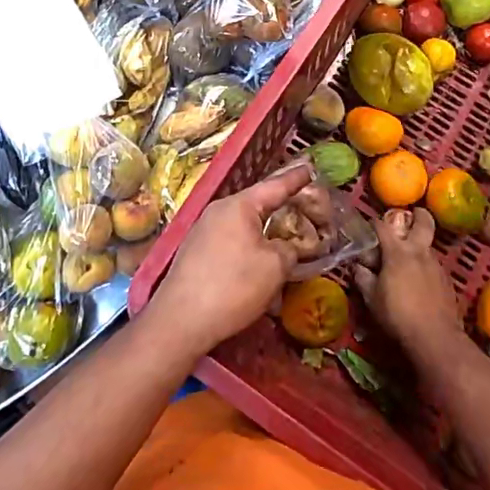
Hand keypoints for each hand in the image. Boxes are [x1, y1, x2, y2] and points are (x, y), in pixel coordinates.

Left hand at [142, 161, 314, 359]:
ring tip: (284, 239)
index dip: (296, 178)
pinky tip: (257, 266)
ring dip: (264, 232)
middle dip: (280, 207)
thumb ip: (289, 249)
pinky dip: (248, 248)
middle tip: (304, 206)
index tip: (310, 167)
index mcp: (238, 206)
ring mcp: (202, 231)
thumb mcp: (275, 267)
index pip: (274, 185)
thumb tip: (286, 247)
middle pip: (257, 204)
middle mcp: (217, 211)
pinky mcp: (195, 253)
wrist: (179, 321)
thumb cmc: (232, 287)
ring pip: (243, 226)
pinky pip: (230, 242)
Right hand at [354, 209, 464, 364]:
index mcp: (398, 252)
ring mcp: (437, 266)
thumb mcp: (371, 299)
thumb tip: (358, 267)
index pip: (383, 227)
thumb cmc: (398, 315)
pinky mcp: (447, 281)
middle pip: (423, 222)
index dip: (374, 222)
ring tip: (408, 259)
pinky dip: (425, 266)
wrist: (435, 337)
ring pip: (428, 246)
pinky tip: (419, 282)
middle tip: (412, 214)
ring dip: (419, 246)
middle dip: (418, 214)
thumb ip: (363, 278)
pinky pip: (434, 266)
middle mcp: (420, 252)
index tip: (368, 224)